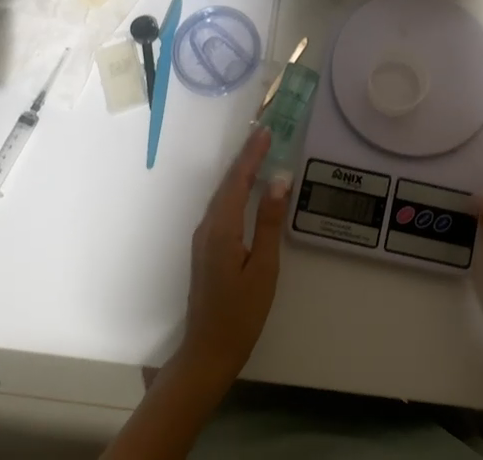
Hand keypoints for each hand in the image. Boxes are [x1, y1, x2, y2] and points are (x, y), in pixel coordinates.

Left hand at [176, 126, 290, 381]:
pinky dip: (235, 190)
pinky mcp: (206, 249)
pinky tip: (246, 190)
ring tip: (258, 154)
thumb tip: (278, 182)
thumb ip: (269, 223)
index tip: (267, 132)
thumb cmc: (241, 312)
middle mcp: (208, 227)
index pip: (238, 181)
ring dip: (240, 173)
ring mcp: (204, 238)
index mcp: (222, 228)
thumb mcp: (264, 267)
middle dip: (246, 158)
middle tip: (265, 135)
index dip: (252, 155)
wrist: (208, 350)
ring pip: (223, 195)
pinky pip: (221, 208)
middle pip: (227, 184)